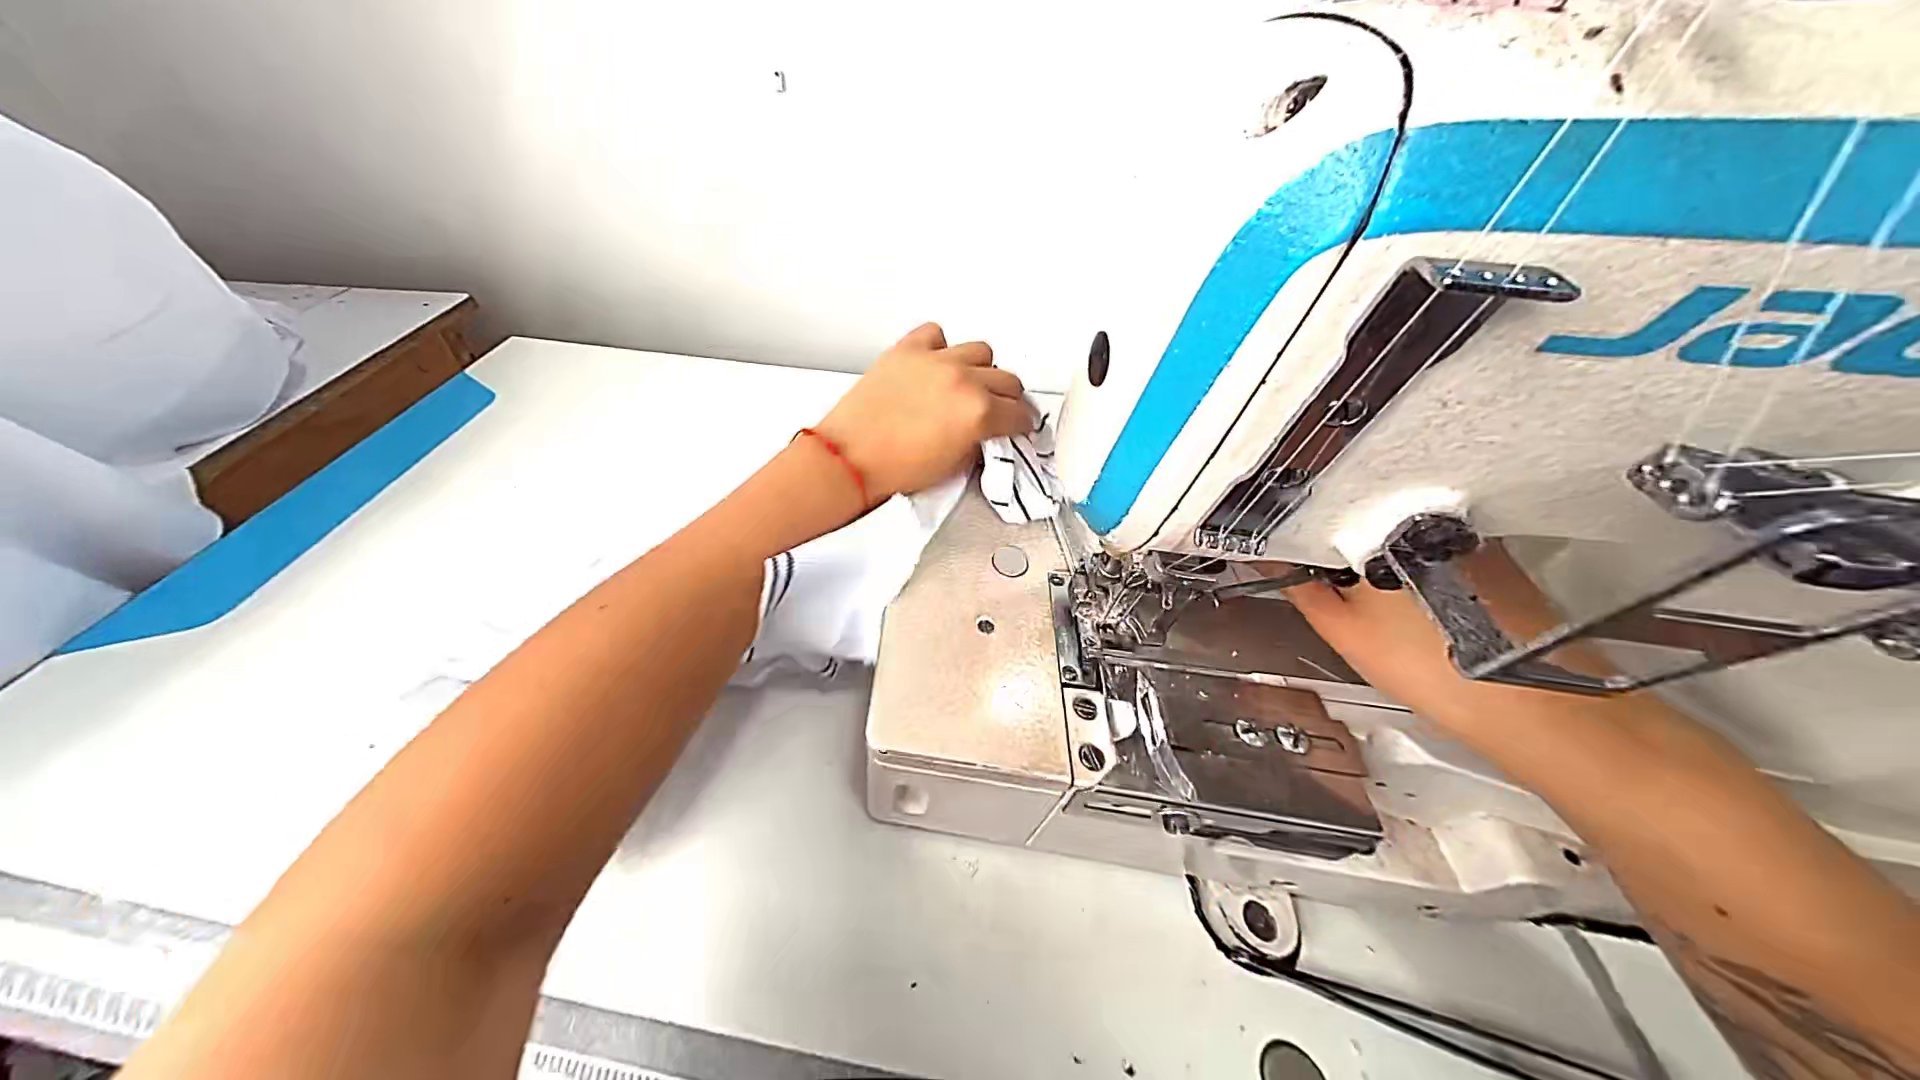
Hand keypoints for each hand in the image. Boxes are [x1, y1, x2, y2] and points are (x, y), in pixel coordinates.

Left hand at [815, 323, 1035, 499]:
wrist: (849, 459)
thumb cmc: (892, 468)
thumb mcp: (953, 466)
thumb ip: (977, 441)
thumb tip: (983, 433)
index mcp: (978, 412)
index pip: (1019, 413)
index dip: (1022, 423)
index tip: (1019, 425)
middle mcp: (961, 380)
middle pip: (1007, 379)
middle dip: (1008, 397)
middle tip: (1000, 408)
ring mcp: (934, 361)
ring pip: (980, 351)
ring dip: (981, 369)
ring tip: (970, 383)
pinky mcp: (906, 351)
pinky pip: (936, 334)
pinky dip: (942, 346)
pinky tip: (937, 363)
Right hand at [1282, 549, 1602, 734]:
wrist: (1530, 702)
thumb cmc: (1439, 669)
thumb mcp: (1342, 631)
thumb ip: (1301, 589)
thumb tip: (1276, 565)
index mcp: (1377, 535)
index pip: (1320, 530)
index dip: (1304, 556)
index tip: (1301, 576)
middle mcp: (1423, 525)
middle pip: (1362, 533)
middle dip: (1347, 562)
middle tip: (1350, 608)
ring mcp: (1464, 539)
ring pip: (1401, 545)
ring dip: (1388, 570)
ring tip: (1396, 619)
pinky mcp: (1495, 558)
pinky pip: (1438, 559)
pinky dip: (1426, 579)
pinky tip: (1431, 618)